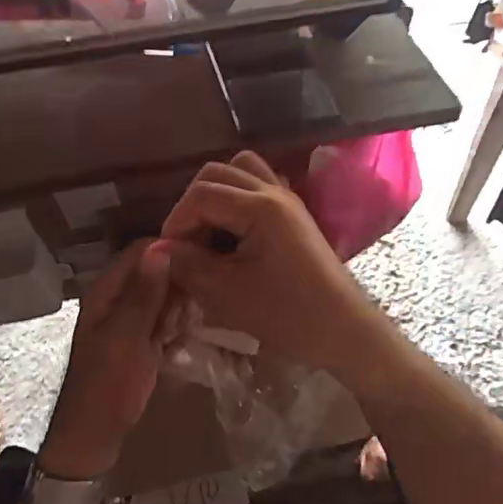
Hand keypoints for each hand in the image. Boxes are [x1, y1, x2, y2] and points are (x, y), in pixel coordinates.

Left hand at [39, 240, 175, 479]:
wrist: (94, 436)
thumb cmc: (106, 386)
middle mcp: (119, 300)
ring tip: (183, 330)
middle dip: (178, 286)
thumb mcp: (126, 336)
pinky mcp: (143, 342)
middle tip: (191, 308)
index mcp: (107, 291)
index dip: (170, 251)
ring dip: (179, 310)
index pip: (141, 252)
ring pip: (165, 299)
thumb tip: (162, 248)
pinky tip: (181, 344)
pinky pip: (166, 322)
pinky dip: (177, 329)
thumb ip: (144, 294)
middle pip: (156, 274)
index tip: (203, 259)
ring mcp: (131, 322)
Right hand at [154, 152, 398, 382]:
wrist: (343, 331)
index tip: (168, 254)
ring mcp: (289, 200)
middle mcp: (275, 192)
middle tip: (185, 242)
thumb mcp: (227, 293)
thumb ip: (188, 265)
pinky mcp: (295, 216)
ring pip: (242, 172)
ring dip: (216, 195)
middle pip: (218, 173)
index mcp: (259, 207)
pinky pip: (259, 188)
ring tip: (207, 233)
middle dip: (193, 204)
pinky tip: (233, 235)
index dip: (176, 221)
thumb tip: (159, 249)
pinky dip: (238, 200)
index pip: (201, 195)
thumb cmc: (286, 314)